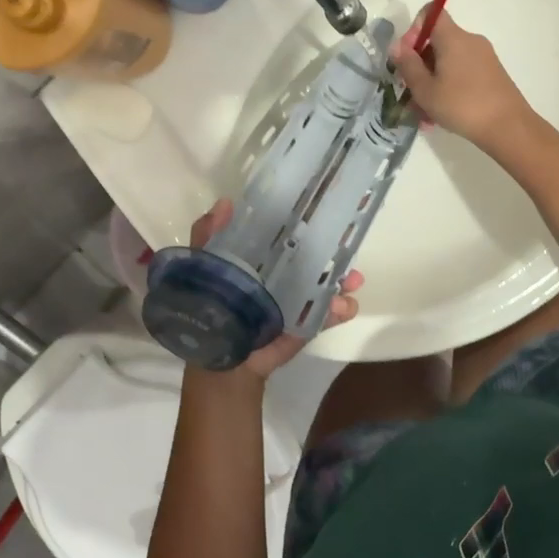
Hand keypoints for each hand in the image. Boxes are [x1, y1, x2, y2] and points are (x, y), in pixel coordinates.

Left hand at [188, 199, 362, 379]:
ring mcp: (301, 300)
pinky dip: (340, 310)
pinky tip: (345, 306)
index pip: (291, 231)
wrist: (219, 357)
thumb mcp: (204, 266)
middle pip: (319, 255)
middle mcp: (287, 273)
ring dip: (345, 279)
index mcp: (265, 256)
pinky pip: (329, 315)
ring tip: (353, 280)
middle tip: (349, 240)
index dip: (311, 217)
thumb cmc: (211, 305)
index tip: (330, 200)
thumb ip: (209, 237)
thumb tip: (225, 203)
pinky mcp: (307, 325)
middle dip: (338, 247)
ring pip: (330, 284)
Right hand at [390, 9, 532, 146]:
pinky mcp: (491, 73)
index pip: (430, 12)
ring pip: (448, 62)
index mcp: (453, 37)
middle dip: (420, 65)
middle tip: (411, 93)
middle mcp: (470, 40)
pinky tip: (443, 114)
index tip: (408, 57)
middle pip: (437, 41)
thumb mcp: (425, 89)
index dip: (414, 30)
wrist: (508, 126)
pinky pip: (462, 73)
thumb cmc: (462, 105)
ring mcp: (484, 57)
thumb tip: (397, 46)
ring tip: (425, 113)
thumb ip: (408, 65)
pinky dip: (449, 87)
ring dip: (433, 82)